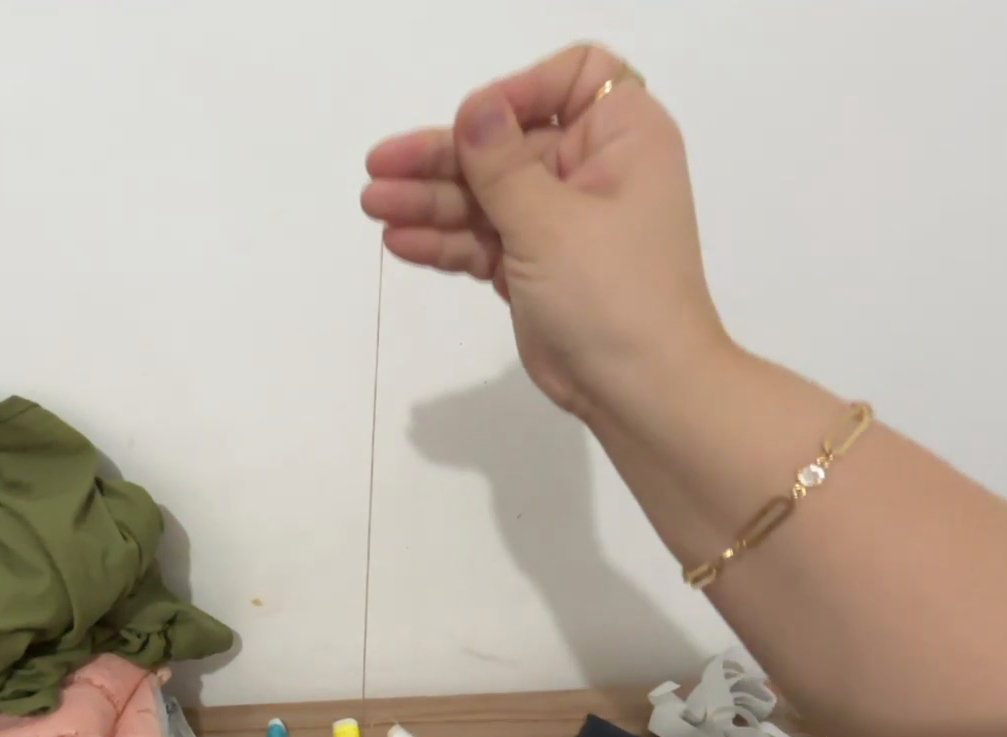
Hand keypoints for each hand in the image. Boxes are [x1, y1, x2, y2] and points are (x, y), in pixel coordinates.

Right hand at [361, 44, 729, 413]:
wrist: (633, 386)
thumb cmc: (611, 291)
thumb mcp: (552, 222)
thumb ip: (502, 165)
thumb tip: (473, 107)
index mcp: (619, 139)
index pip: (572, 80)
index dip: (518, 92)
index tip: (471, 123)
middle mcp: (586, 173)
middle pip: (504, 148)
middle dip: (441, 160)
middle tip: (379, 169)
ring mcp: (554, 225)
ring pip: (483, 201)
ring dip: (428, 203)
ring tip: (373, 206)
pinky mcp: (528, 269)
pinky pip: (479, 244)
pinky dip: (442, 243)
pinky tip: (399, 241)